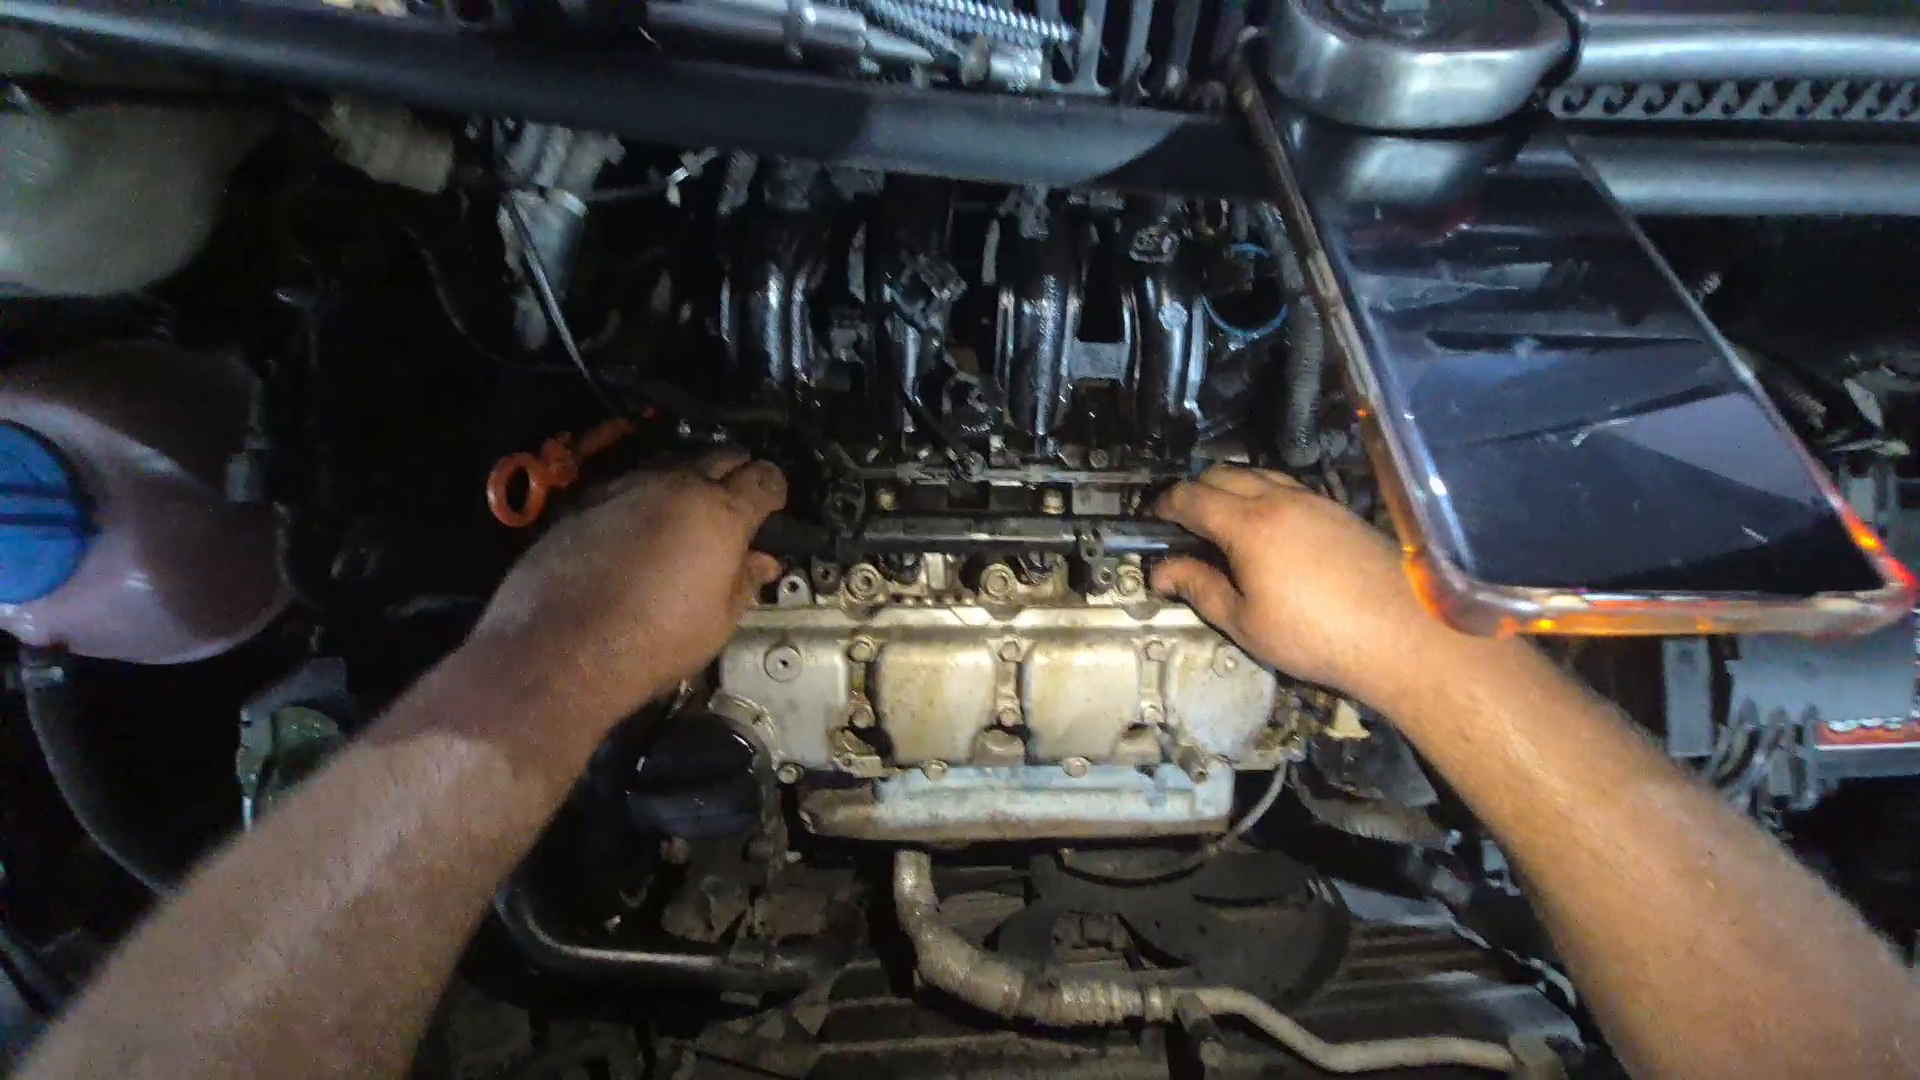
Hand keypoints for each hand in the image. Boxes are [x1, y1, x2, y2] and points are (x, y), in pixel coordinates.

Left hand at [471, 450, 786, 721]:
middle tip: (738, 503)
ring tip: (689, 513)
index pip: (765, 478)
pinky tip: (639, 526)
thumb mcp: (718, 620)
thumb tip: (761, 561)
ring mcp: (626, 487)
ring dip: (689, 481)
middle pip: (720, 456)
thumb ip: (744, 581)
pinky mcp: (585, 500)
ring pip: (671, 464)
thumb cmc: (655, 641)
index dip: (775, 489)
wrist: (560, 650)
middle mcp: (676, 486)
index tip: (773, 507)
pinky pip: (629, 484)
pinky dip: (645, 497)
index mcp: (721, 513)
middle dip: (736, 473)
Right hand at [1151, 466, 1445, 705]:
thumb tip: (1162, 572)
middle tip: (1182, 523)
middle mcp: (1279, 500)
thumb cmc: (1315, 635)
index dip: (1164, 505)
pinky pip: (1287, 487)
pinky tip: (1266, 529)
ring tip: (1221, 521)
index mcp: (1248, 524)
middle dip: (1193, 491)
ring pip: (1257, 474)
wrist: (1406, 635)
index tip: (1152, 520)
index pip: (1191, 497)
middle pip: (1221, 474)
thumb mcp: (1244, 622)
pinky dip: (1262, 495)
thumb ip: (1199, 588)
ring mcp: (1314, 501)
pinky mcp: (1339, 511)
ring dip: (1230, 488)